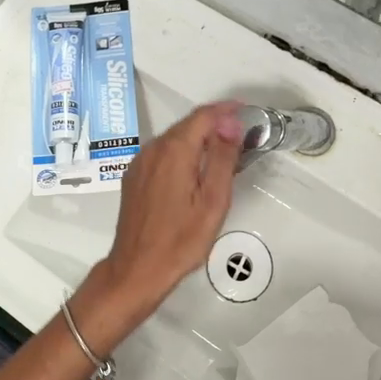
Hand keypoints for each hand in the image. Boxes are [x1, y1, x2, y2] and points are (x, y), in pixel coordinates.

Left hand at [89, 102, 243, 318]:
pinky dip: (182, 151)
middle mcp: (153, 149)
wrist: (137, 269)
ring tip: (223, 148)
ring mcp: (140, 162)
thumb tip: (231, 123)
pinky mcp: (134, 176)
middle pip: (187, 124)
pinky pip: (162, 152)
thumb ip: (222, 158)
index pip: (203, 116)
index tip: (246, 111)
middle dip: (214, 122)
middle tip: (240, 131)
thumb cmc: (181, 240)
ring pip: (174, 138)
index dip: (225, 110)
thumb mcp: (212, 201)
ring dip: (198, 136)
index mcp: (174, 151)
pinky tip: (194, 167)